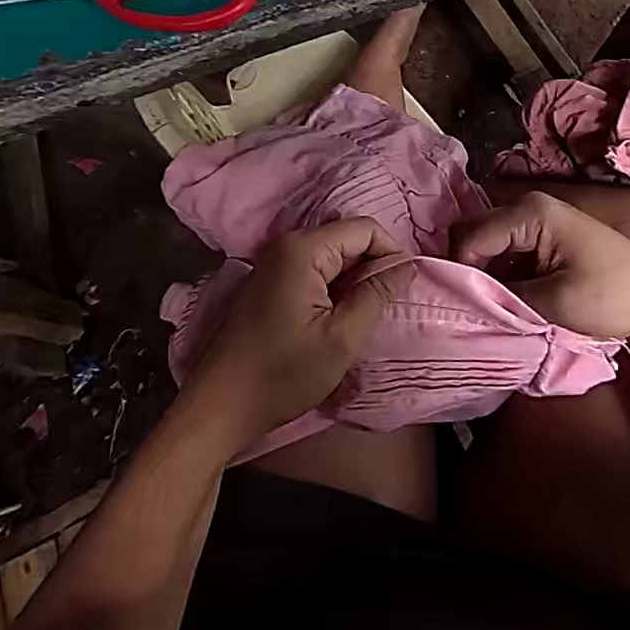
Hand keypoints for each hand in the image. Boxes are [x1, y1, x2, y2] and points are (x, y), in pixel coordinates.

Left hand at [187, 218, 416, 446]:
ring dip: (354, 280)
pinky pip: (315, 269)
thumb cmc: (284, 373)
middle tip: (385, 308)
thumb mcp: (342, 338)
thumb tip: (406, 265)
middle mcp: (287, 244)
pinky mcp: (271, 281)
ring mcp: (276, 261)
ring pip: (333, 255)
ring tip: (364, 316)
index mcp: (304, 250)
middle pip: (347, 238)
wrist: (223, 401)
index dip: (391, 253)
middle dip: (373, 266)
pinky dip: (334, 287)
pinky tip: (339, 318)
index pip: (364, 229)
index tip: (403, 289)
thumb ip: (375, 294)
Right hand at [451, 192, 629, 339]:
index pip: (470, 237)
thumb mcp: (553, 302)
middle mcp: (528, 208)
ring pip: (487, 246)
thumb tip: (463, 299)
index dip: (459, 271)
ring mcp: (536, 222)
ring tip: (489, 306)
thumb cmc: (614, 297)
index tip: (460, 306)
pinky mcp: (543, 239)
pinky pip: (505, 253)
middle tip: (472, 306)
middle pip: (474, 235)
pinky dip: (500, 276)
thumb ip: (501, 297)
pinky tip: (507, 300)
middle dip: (469, 270)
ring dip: (485, 275)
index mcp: (530, 212)